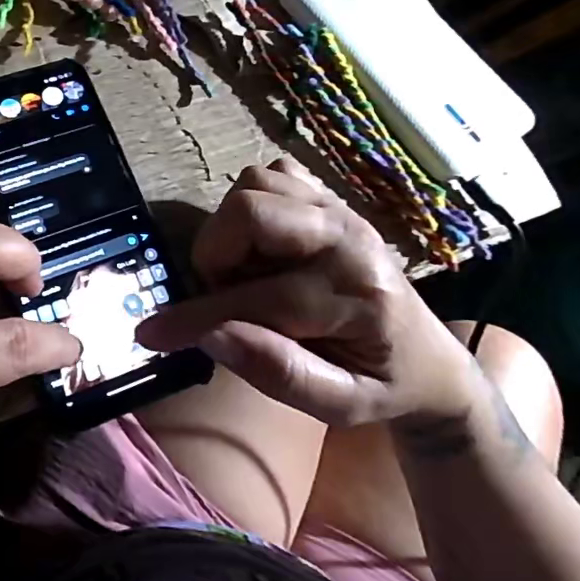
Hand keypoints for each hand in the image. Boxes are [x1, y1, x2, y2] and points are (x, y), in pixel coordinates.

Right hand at [134, 158, 480, 428]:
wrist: (430, 355)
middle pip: (250, 209)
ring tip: (246, 270)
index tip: (149, 333)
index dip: (193, 318)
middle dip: (215, 253)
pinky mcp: (332, 198)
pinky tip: (263, 243)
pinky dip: (253, 202)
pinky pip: (272, 175)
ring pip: (254, 184)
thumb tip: (209, 335)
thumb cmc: (381, 383)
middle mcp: (349, 238)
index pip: (255, 299)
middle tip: (224, 291)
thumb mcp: (340, 405)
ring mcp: (341, 210)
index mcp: (356, 295)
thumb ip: (278, 373)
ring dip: (231, 229)